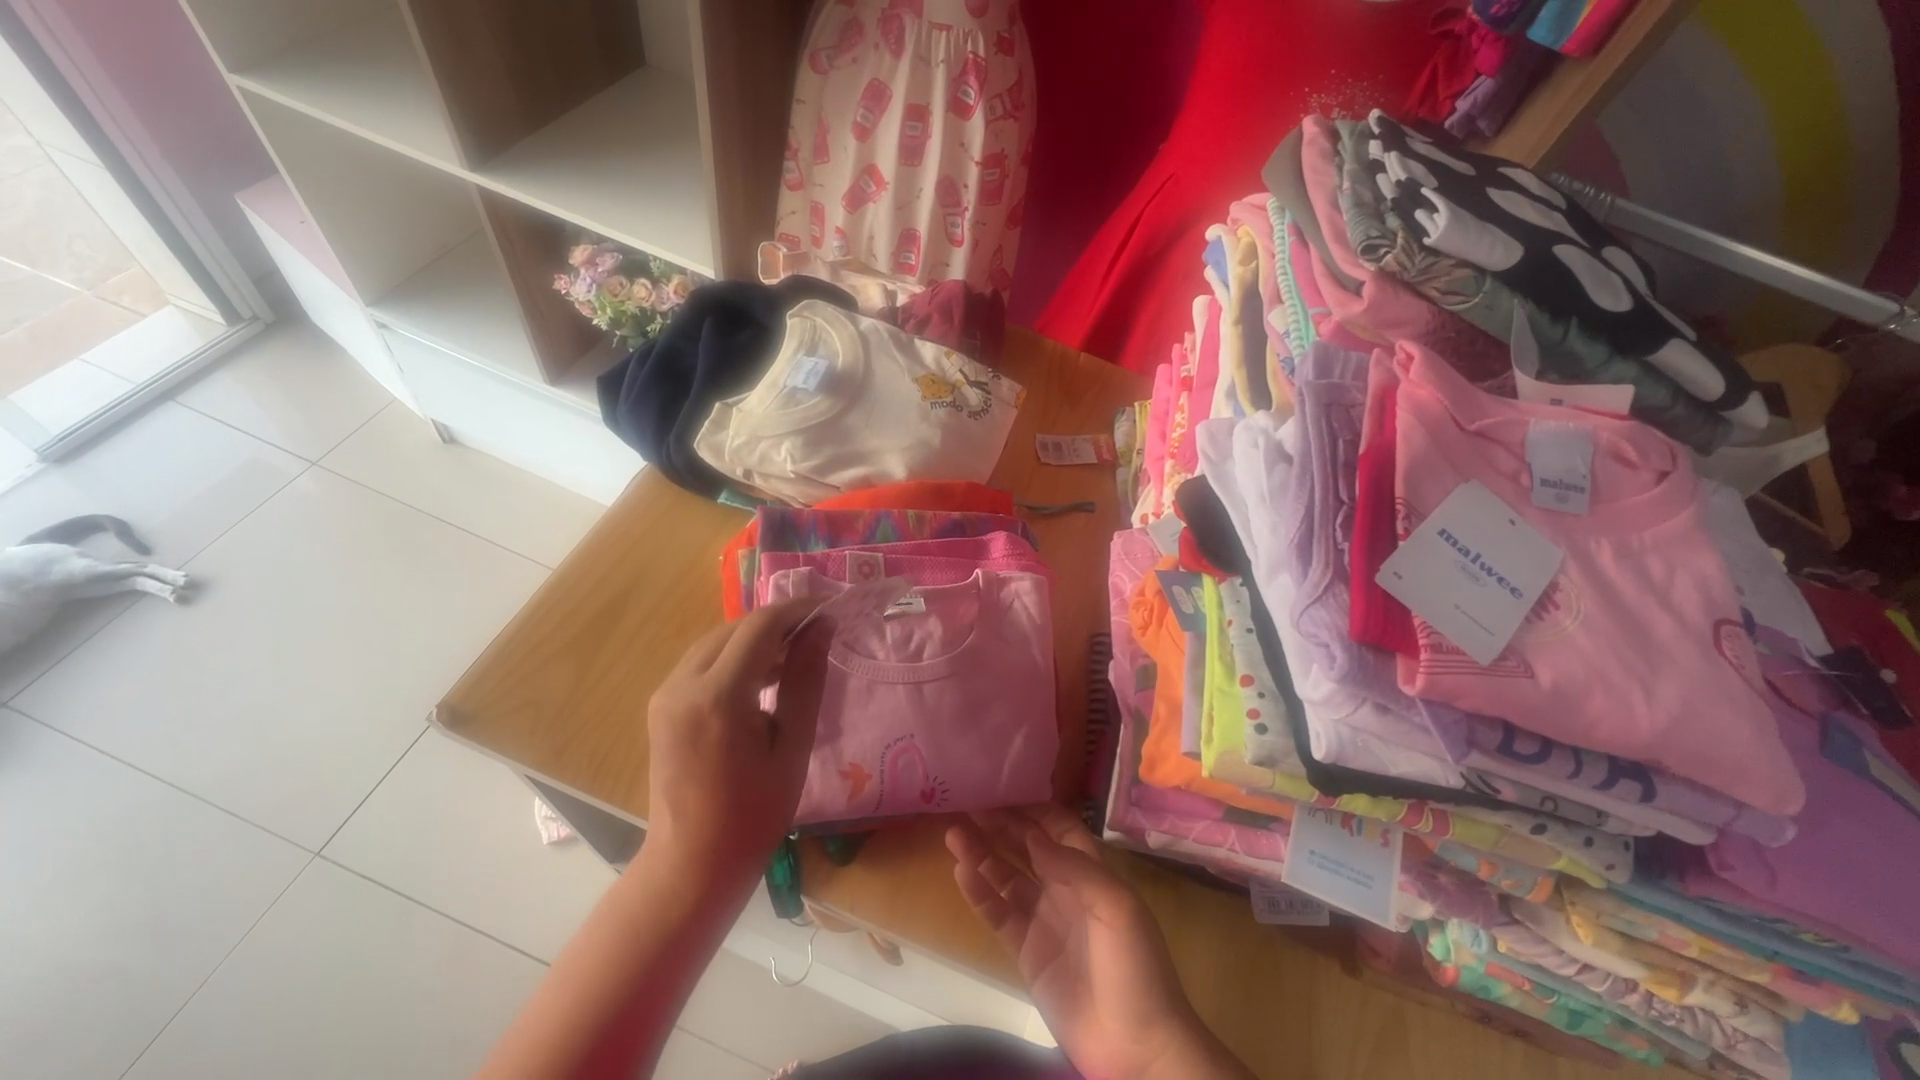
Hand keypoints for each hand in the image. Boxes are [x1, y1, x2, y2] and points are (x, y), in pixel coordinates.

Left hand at [646, 597, 832, 893]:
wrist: (692, 865)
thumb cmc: (753, 816)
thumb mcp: (792, 748)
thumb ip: (804, 683)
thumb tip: (820, 629)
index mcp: (717, 697)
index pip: (759, 627)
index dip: (797, 611)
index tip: (830, 608)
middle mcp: (681, 685)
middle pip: (733, 630)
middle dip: (776, 624)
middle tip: (819, 633)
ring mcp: (665, 696)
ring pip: (714, 644)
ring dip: (754, 641)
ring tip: (796, 655)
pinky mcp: (661, 708)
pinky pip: (701, 666)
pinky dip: (733, 660)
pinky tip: (763, 679)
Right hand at [946, 806, 1252, 1079]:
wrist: (1135, 1045)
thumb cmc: (1135, 967)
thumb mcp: (1116, 907)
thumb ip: (1075, 868)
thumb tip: (1033, 835)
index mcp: (1092, 874)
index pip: (1059, 829)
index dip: (1033, 810)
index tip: (1002, 790)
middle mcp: (1065, 889)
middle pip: (1027, 848)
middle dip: (1001, 826)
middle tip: (968, 805)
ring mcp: (1043, 920)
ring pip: (1006, 877)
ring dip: (982, 854)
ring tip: (954, 833)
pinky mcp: (1025, 951)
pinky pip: (997, 913)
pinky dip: (979, 892)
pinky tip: (961, 872)